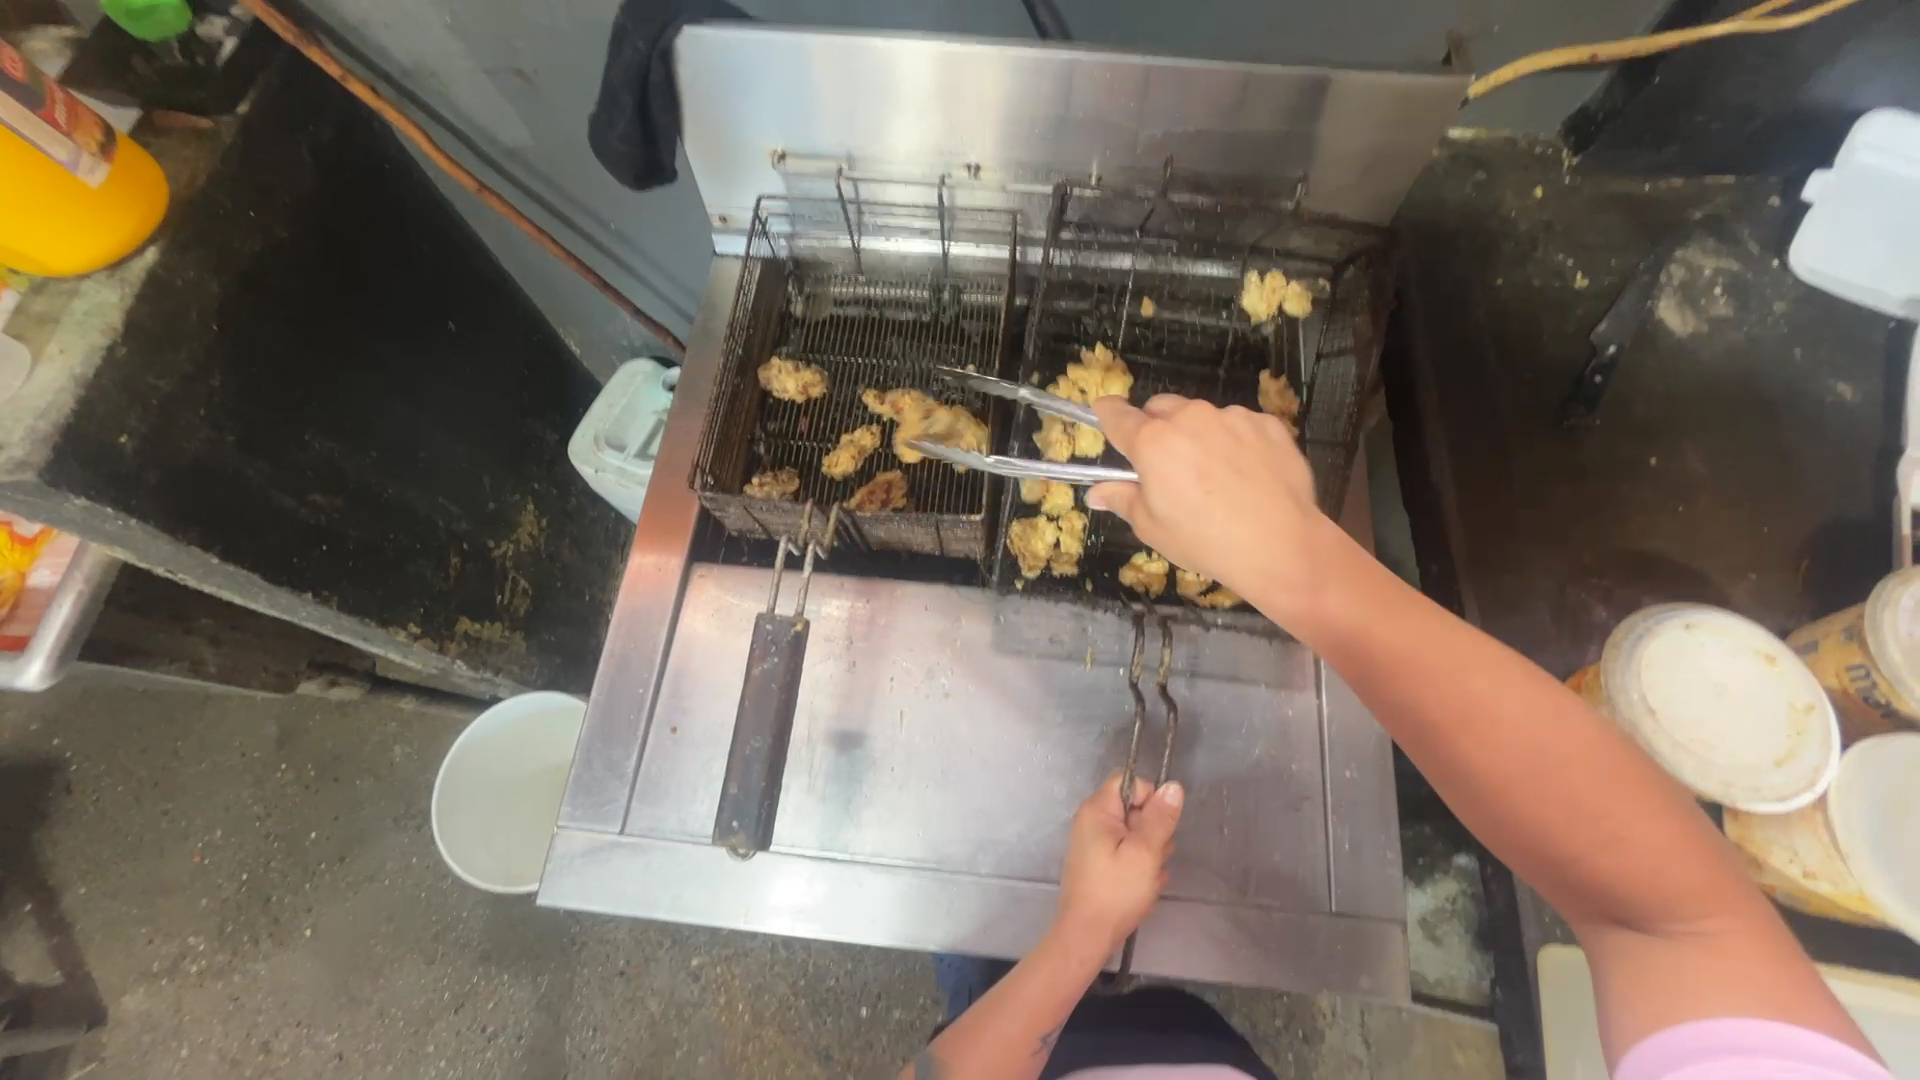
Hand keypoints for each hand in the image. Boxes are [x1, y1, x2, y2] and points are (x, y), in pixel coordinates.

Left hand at [1053, 771, 1183, 959]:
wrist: (1087, 936)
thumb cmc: (1115, 892)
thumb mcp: (1144, 852)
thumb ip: (1159, 818)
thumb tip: (1173, 786)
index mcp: (1097, 809)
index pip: (1130, 782)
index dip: (1150, 799)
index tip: (1158, 827)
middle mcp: (1093, 820)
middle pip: (1135, 809)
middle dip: (1152, 833)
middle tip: (1151, 858)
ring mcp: (1096, 843)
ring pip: (1136, 835)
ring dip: (1150, 855)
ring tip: (1147, 877)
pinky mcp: (1101, 863)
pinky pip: (1129, 854)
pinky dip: (1140, 868)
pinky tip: (1142, 888)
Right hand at [1087, 394, 1327, 617]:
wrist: (1279, 544)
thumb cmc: (1204, 540)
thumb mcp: (1152, 527)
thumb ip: (1122, 500)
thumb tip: (1096, 493)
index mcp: (1153, 443)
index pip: (1117, 415)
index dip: (1107, 413)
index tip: (1103, 414)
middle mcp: (1190, 419)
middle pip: (1160, 408)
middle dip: (1155, 428)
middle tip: (1164, 464)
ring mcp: (1232, 417)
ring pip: (1201, 416)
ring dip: (1196, 434)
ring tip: (1212, 474)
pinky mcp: (1266, 423)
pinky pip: (1238, 424)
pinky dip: (1233, 441)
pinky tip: (1244, 474)